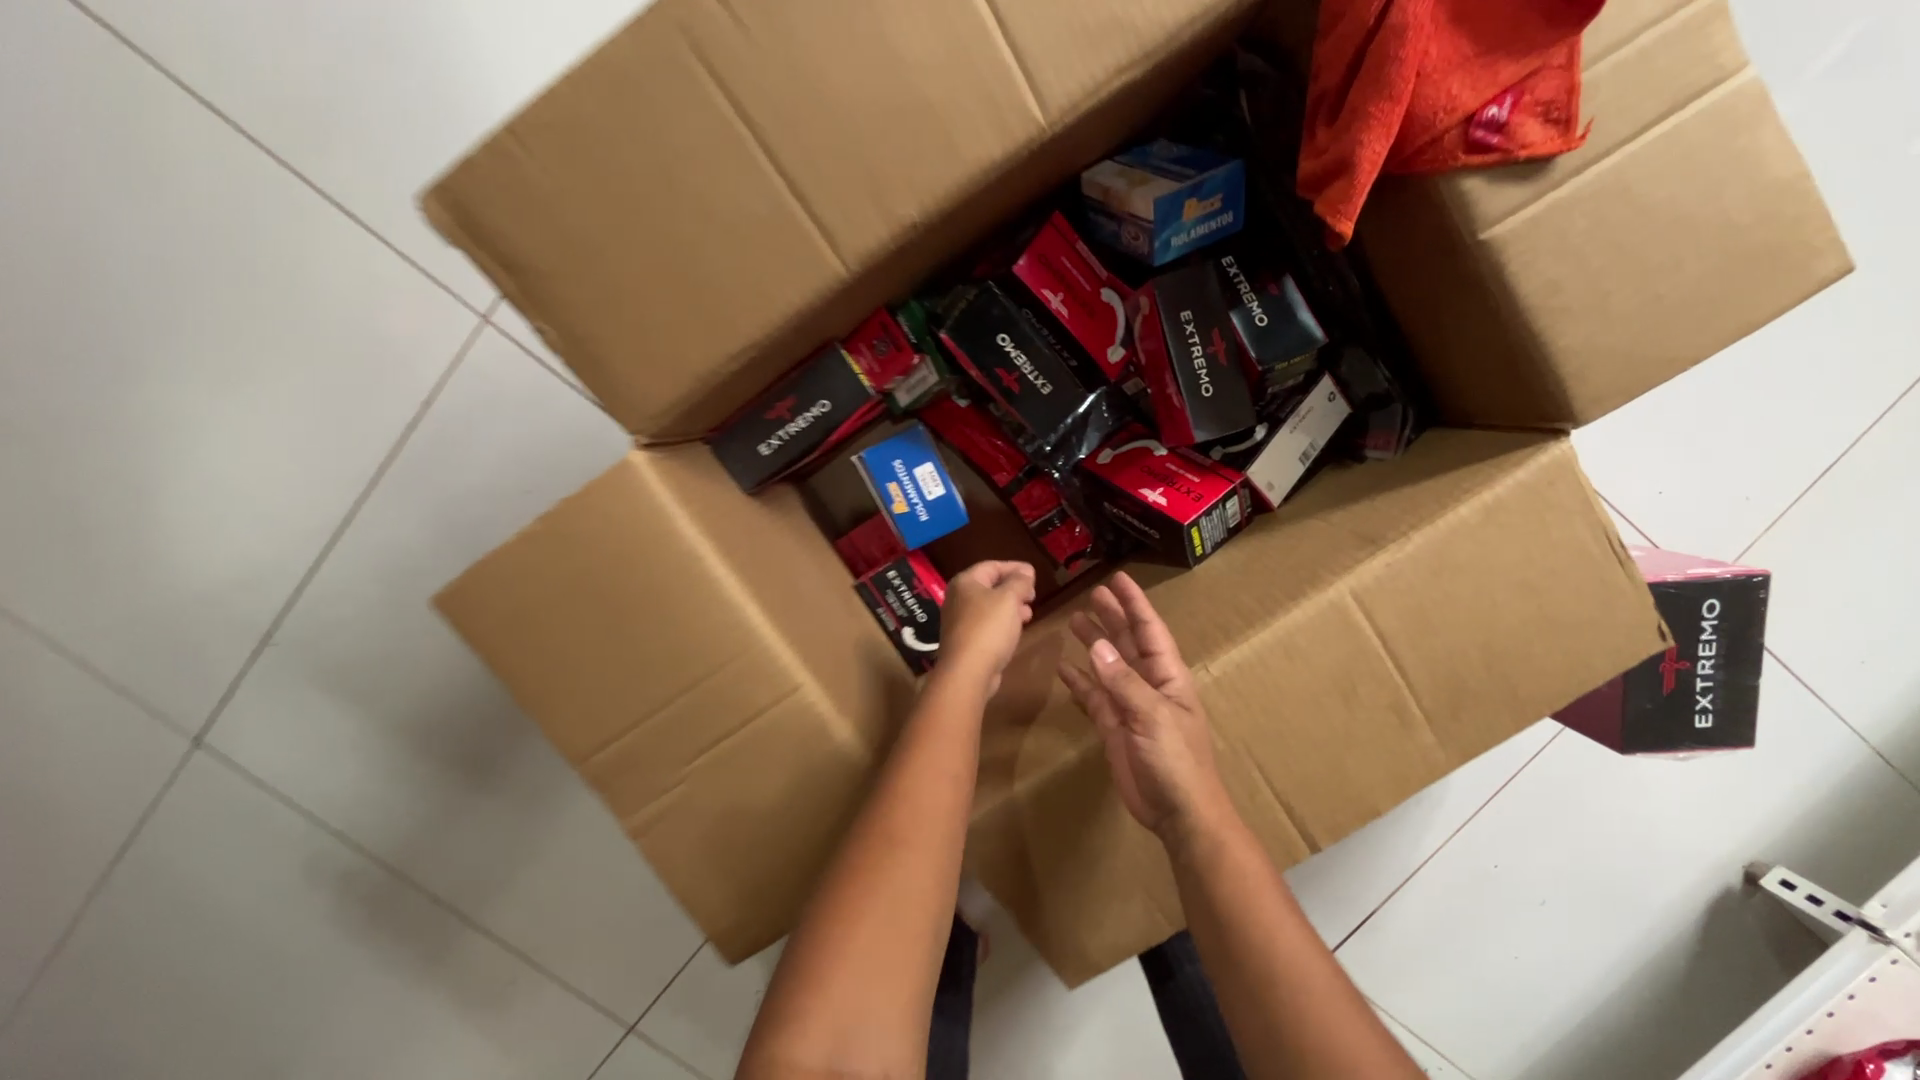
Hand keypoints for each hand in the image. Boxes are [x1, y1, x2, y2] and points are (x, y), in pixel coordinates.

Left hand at [940, 561, 1036, 695]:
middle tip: (1033, 595)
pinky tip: (1017, 630)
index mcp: (965, 583)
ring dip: (1011, 607)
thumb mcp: (1009, 598)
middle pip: (990, 586)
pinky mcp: (966, 641)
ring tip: (1029, 613)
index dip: (1015, 567)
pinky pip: (987, 625)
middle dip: (1014, 589)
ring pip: (990, 607)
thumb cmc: (988, 628)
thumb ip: (1019, 581)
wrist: (968, 672)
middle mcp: (958, 599)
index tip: (1034, 575)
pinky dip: (1003, 623)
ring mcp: (960, 621)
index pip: (992, 566)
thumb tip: (1025, 571)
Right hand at [1057, 572, 1231, 844]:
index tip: (1118, 579)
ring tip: (1072, 621)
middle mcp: (1149, 685)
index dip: (1134, 604)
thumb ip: (1123, 683)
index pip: (1149, 630)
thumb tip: (1095, 647)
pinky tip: (1063, 668)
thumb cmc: (1176, 761)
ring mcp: (1130, 706)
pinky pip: (1094, 698)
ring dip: (1092, 644)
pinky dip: (1079, 682)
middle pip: (1127, 643)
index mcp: (1167, 676)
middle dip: (1111, 617)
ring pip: (1108, 667)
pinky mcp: (1114, 728)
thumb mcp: (1152, 717)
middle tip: (1090, 594)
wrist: (1179, 812)